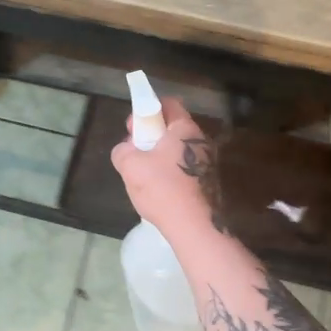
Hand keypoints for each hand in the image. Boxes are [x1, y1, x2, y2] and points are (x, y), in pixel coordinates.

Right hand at [110, 96, 223, 242]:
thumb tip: (125, 150)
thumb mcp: (131, 166)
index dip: (148, 108)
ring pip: (176, 150)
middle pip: (171, 128)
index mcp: (185, 129)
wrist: (194, 226)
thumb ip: (123, 151)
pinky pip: (182, 169)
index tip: (134, 126)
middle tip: (133, 151)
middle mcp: (200, 141)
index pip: (169, 104)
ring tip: (142, 174)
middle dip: (149, 136)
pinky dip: (168, 173)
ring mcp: (206, 163)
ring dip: (157, 157)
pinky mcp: (206, 183)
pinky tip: (157, 190)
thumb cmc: (163, 189)